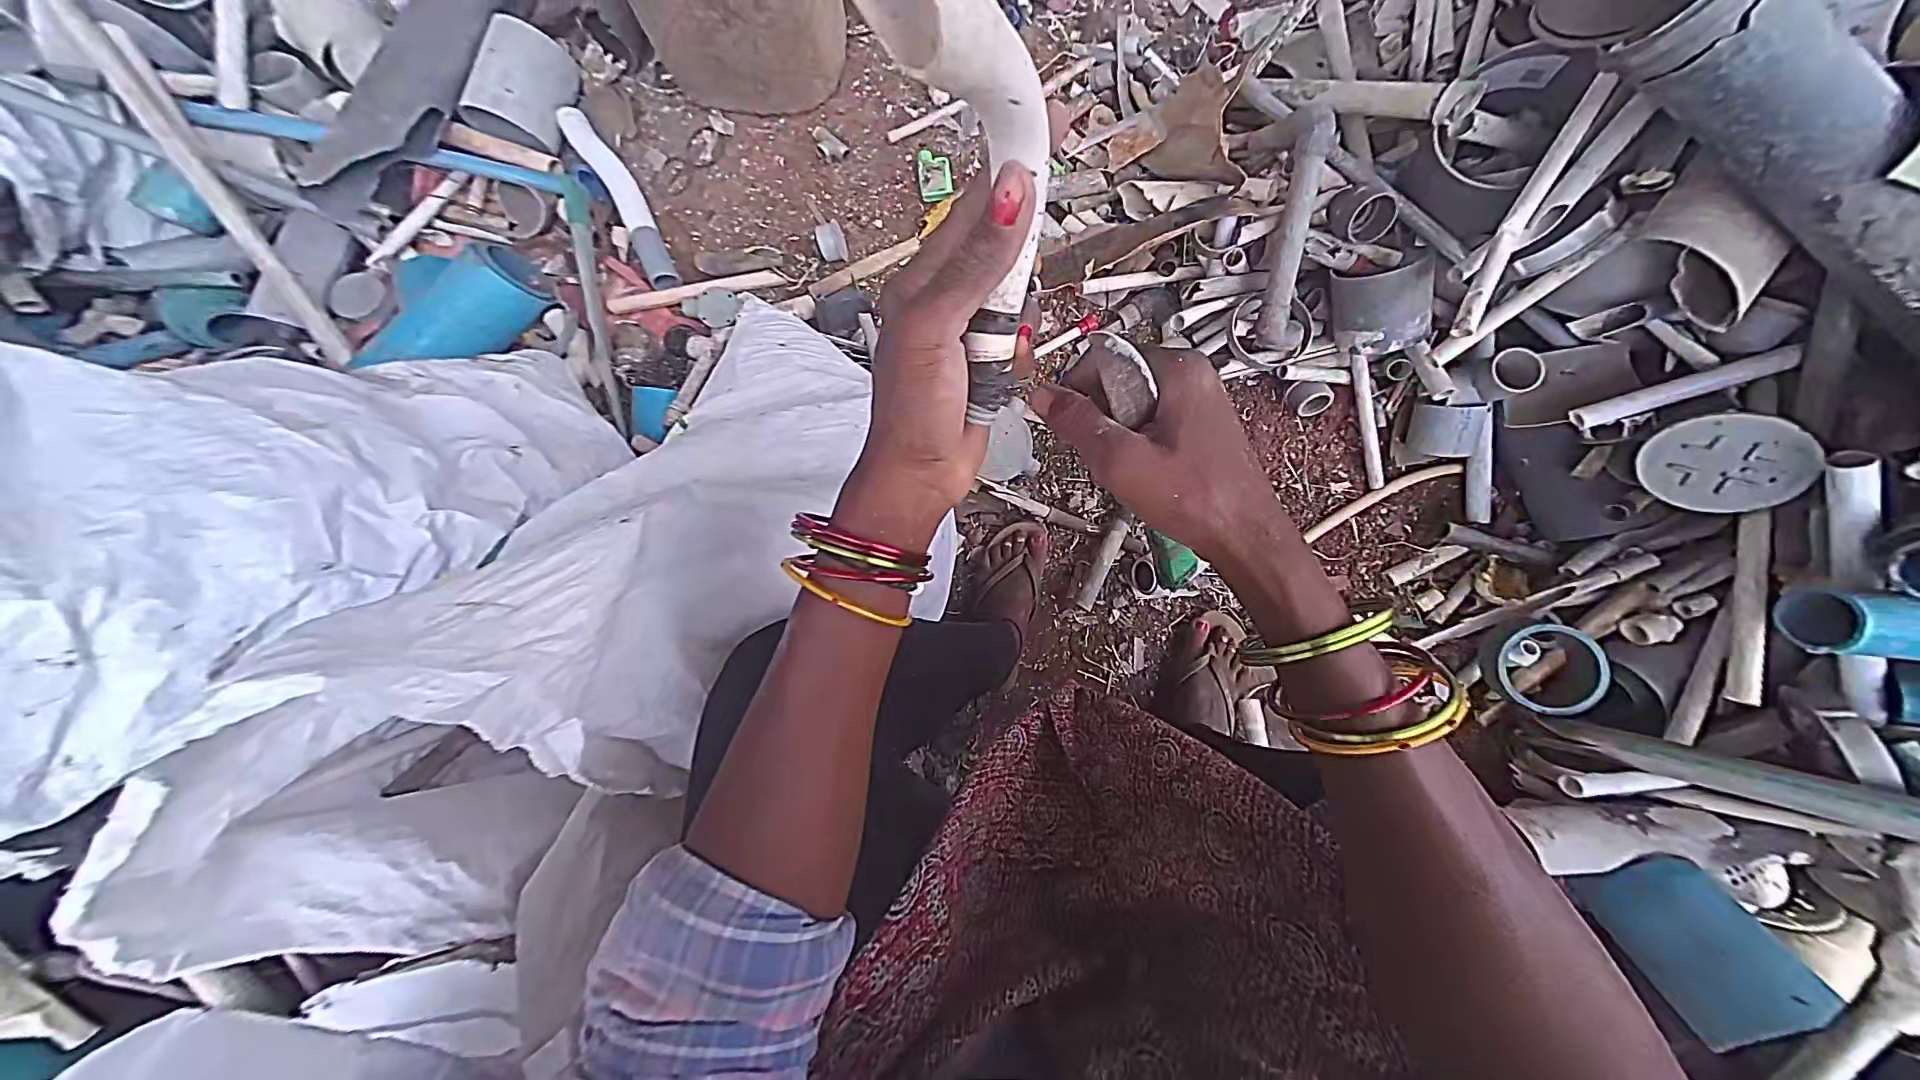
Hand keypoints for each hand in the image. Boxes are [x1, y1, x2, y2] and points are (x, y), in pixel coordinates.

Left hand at [840, 162, 1038, 545]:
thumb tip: (1009, 194)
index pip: (972, 205)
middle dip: (1018, 272)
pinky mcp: (990, 357)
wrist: (922, 474)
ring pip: (1020, 295)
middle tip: (1007, 304)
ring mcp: (970, 328)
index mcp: (922, 278)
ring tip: (993, 354)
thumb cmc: (912, 409)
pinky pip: (1023, 336)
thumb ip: (976, 261)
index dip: (1009, 169)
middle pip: (1003, 249)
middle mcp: (947, 296)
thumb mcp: (938, 327)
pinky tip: (999, 374)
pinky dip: (1019, 355)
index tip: (1047, 134)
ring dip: (1017, 325)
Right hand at [1031, 345, 1291, 567]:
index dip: (1076, 391)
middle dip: (1099, 418)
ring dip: (1116, 435)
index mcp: (1178, 369)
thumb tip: (1045, 397)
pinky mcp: (1194, 423)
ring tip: (1132, 466)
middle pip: (1115, 380)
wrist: (1241, 534)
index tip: (1069, 421)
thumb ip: (1077, 423)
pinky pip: (1147, 421)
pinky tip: (1145, 470)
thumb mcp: (1120, 460)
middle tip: (1110, 453)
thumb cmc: (1199, 500)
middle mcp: (1191, 376)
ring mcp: (1195, 399)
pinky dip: (1135, 444)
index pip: (1102, 357)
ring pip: (1128, 404)